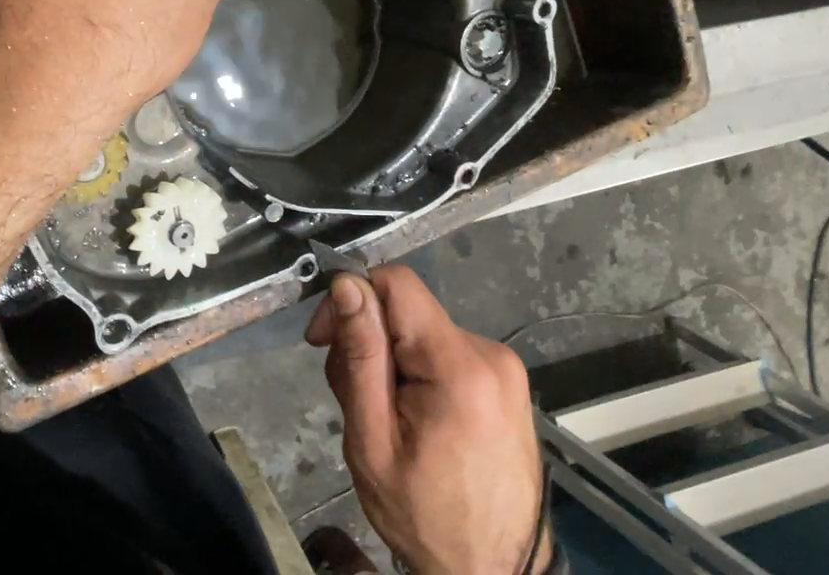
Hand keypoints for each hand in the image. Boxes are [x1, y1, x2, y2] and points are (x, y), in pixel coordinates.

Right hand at [305, 266, 549, 574]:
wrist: (494, 571)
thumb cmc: (424, 513)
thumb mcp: (372, 438)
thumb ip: (360, 356)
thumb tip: (347, 285)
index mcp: (460, 366)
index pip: (396, 283)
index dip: (350, 299)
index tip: (325, 341)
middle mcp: (489, 354)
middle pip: (404, 311)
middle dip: (366, 343)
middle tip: (354, 400)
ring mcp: (502, 368)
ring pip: (418, 332)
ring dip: (387, 363)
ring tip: (382, 417)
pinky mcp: (503, 383)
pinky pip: (442, 353)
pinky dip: (414, 374)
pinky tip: (409, 417)